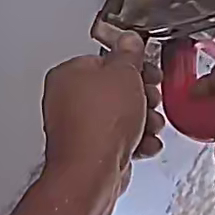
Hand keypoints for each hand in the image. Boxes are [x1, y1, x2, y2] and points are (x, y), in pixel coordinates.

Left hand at [43, 31, 164, 184]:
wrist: (92, 171)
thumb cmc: (98, 125)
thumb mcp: (124, 75)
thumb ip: (129, 54)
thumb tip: (129, 43)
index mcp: (67, 74)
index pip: (104, 59)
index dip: (132, 65)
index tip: (148, 72)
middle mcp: (66, 100)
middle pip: (115, 89)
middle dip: (141, 96)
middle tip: (148, 100)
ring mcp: (77, 127)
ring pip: (121, 115)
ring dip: (143, 120)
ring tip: (146, 125)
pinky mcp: (90, 149)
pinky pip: (119, 138)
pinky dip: (135, 140)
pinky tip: (141, 144)